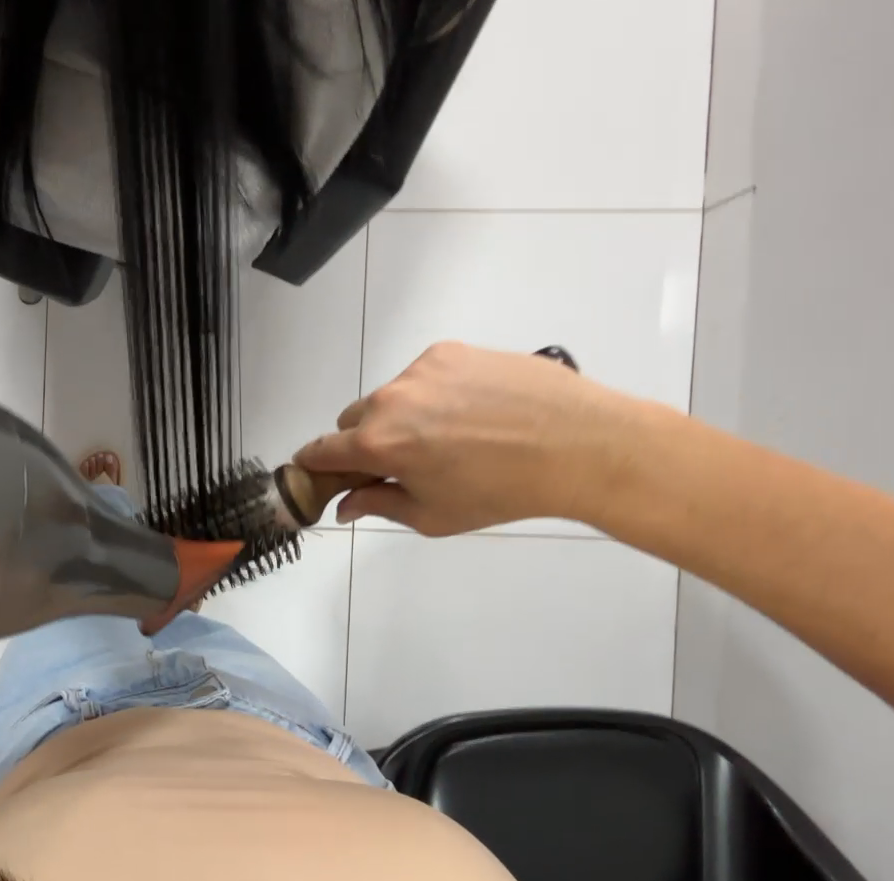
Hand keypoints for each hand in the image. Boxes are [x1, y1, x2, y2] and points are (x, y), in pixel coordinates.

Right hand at [292, 342, 653, 535]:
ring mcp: (421, 371)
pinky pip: (421, 377)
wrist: (580, 445)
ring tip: (447, 435)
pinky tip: (469, 411)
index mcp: (378, 445)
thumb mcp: (432, 516)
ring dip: (398, 417)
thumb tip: (345, 505)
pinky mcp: (451, 352)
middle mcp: (389, 400)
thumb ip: (378, 505)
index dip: (313, 465)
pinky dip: (430, 395)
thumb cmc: (502, 492)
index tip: (321, 474)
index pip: (320, 450)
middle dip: (362, 442)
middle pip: (349, 420)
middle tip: (400, 462)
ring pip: (388, 397)